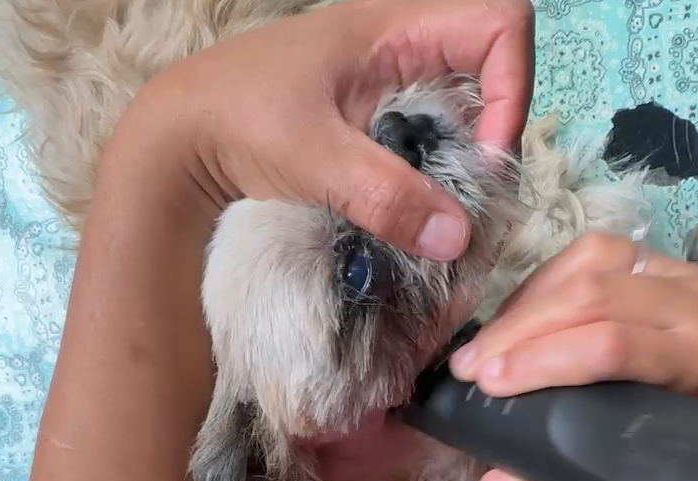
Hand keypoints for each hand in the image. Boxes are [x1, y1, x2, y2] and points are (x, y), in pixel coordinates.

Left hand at [122, 0, 534, 259]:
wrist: (184, 137)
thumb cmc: (239, 123)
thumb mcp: (315, 159)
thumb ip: (386, 196)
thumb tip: (458, 238)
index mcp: (394, 26)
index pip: (500, 24)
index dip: (513, 87)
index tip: (485, 156)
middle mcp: (400, 47)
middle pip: (490, 71)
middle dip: (493, 135)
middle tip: (470, 198)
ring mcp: (386, 83)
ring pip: (460, 112)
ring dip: (464, 163)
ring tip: (444, 215)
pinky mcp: (371, 120)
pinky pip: (426, 139)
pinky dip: (433, 176)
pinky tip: (415, 212)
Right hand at [448, 232, 697, 480]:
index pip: (612, 344)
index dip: (541, 360)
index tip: (486, 385)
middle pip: (596, 291)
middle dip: (519, 328)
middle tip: (469, 365)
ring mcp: (691, 274)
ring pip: (592, 260)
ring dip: (527, 302)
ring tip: (487, 342)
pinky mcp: (668, 263)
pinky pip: (596, 254)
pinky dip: (545, 284)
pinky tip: (516, 317)